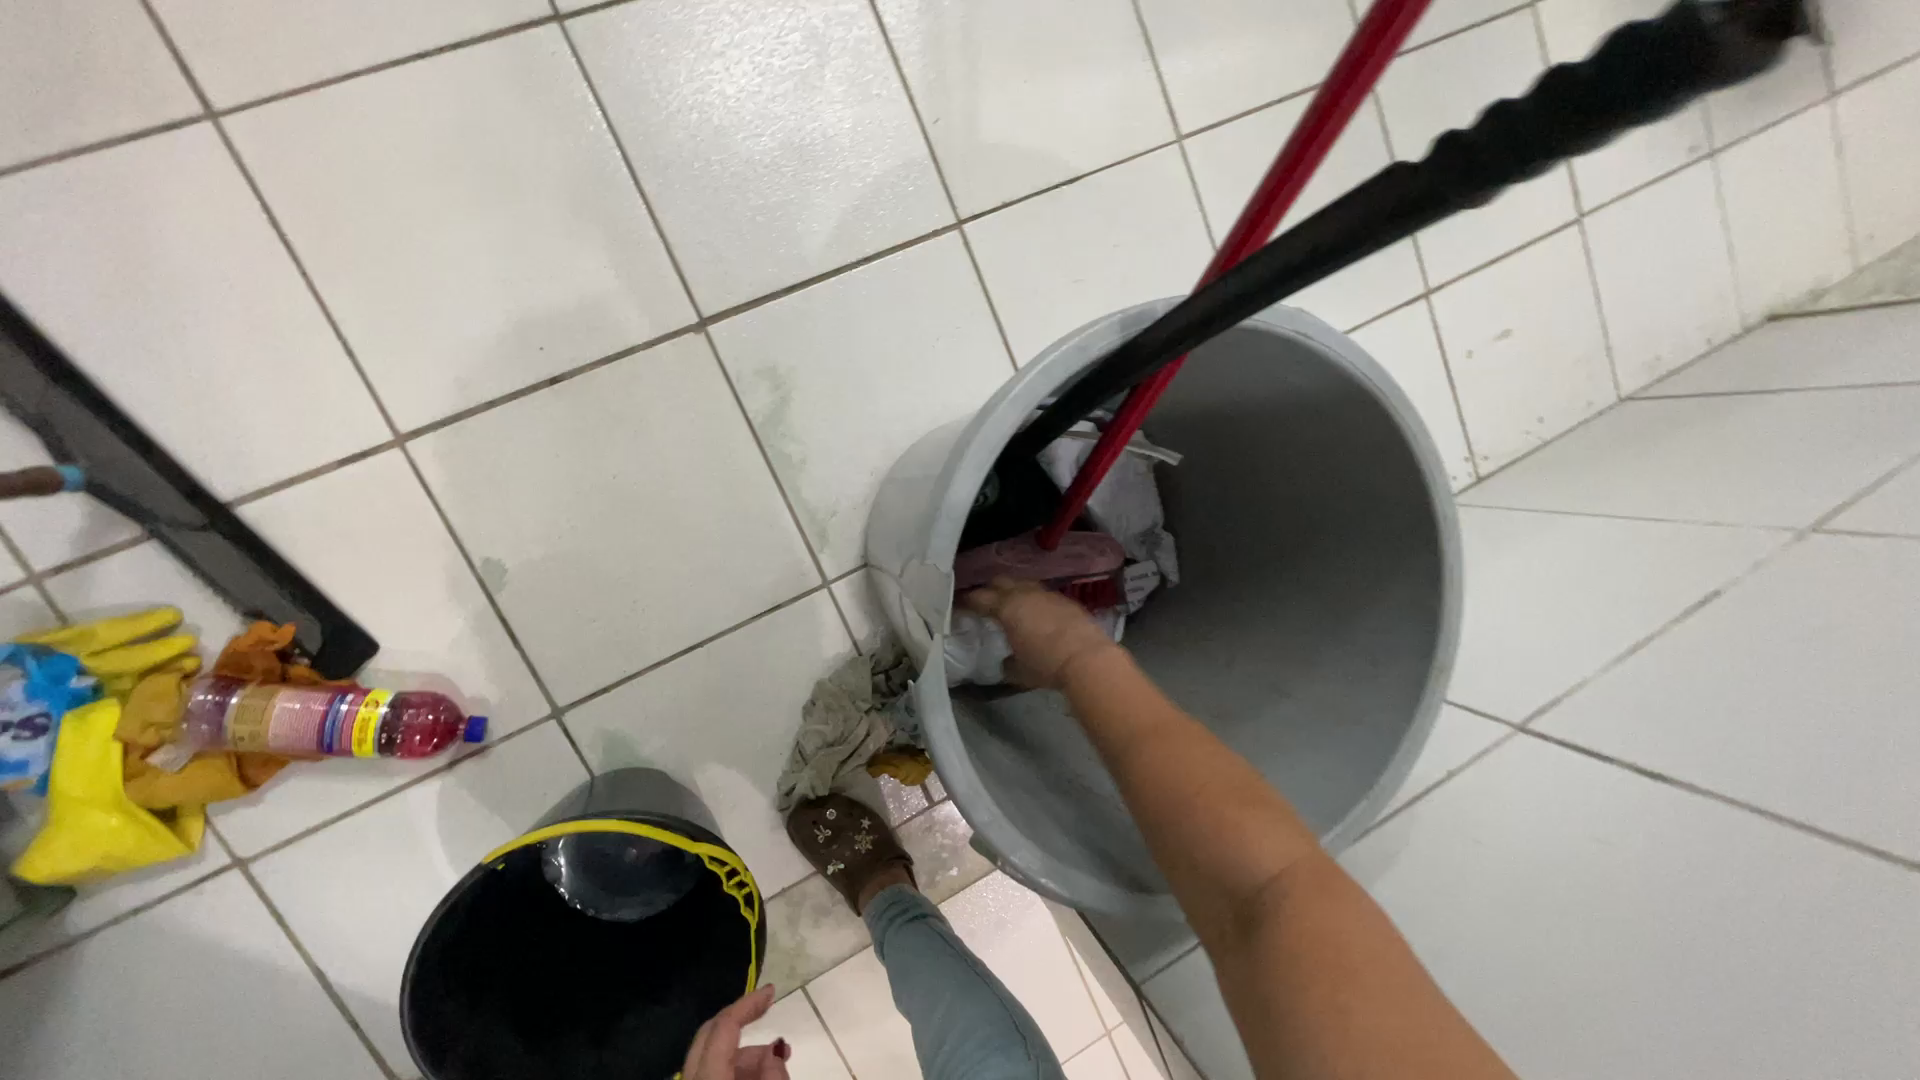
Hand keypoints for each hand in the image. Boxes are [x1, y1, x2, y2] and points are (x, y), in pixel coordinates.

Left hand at [681, 985, 790, 1079]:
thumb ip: (773, 1074)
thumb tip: (775, 1050)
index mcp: (708, 1077)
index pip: (723, 1027)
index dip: (747, 1003)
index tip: (771, 990)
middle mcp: (690, 1077)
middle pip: (709, 1035)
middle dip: (742, 1021)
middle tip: (768, 1010)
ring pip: (710, 1058)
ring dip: (743, 1052)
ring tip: (775, 1061)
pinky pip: (708, 1074)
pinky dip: (733, 1070)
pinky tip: (758, 1076)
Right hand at [962, 577, 1123, 688]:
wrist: (1087, 659)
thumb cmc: (1046, 665)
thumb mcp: (1019, 671)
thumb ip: (1007, 664)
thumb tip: (1004, 662)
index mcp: (1007, 608)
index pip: (979, 598)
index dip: (967, 601)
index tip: (959, 605)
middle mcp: (1025, 594)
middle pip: (1001, 582)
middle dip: (990, 589)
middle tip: (984, 601)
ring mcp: (1048, 594)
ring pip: (1024, 584)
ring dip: (1014, 591)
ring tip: (1011, 604)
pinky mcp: (1067, 600)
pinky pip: (1043, 594)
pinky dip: (1035, 600)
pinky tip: (1037, 612)